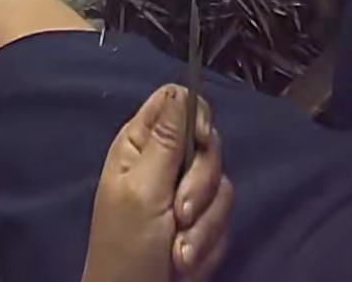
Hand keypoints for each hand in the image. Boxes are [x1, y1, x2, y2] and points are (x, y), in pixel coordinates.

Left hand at [80, 85, 231, 281]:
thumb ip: (166, 139)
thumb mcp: (142, 191)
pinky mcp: (202, 224)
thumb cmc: (127, 249)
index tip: (202, 140)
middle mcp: (165, 161)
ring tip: (180, 255)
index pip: (177, 99)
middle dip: (201, 183)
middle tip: (180, 214)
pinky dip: (209, 245)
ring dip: (204, 225)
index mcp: (141, 144)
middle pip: (207, 141)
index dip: (196, 113)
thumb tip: (180, 88)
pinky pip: (224, 218)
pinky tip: (188, 266)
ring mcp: (185, 192)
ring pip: (221, 183)